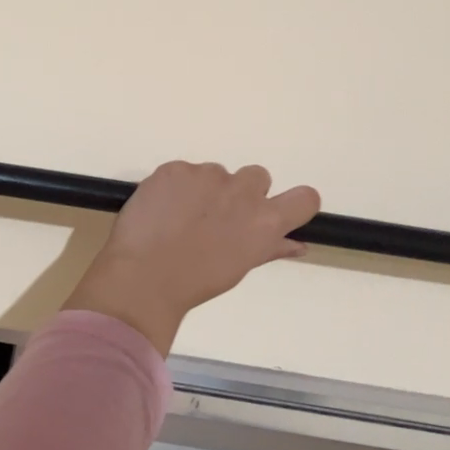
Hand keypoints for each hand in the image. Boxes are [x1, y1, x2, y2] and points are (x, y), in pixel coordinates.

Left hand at [63, 161, 320, 355]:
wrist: (144, 275)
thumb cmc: (195, 281)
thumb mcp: (238, 268)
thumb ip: (269, 248)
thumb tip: (297, 245)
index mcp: (266, 220)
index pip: (305, 197)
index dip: (289, 203)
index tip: (269, 212)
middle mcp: (242, 190)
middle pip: (256, 177)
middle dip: (238, 193)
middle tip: (212, 219)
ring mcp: (206, 175)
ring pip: (213, 174)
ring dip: (202, 189)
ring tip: (178, 218)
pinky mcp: (174, 169)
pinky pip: (180, 172)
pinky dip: (173, 186)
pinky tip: (159, 209)